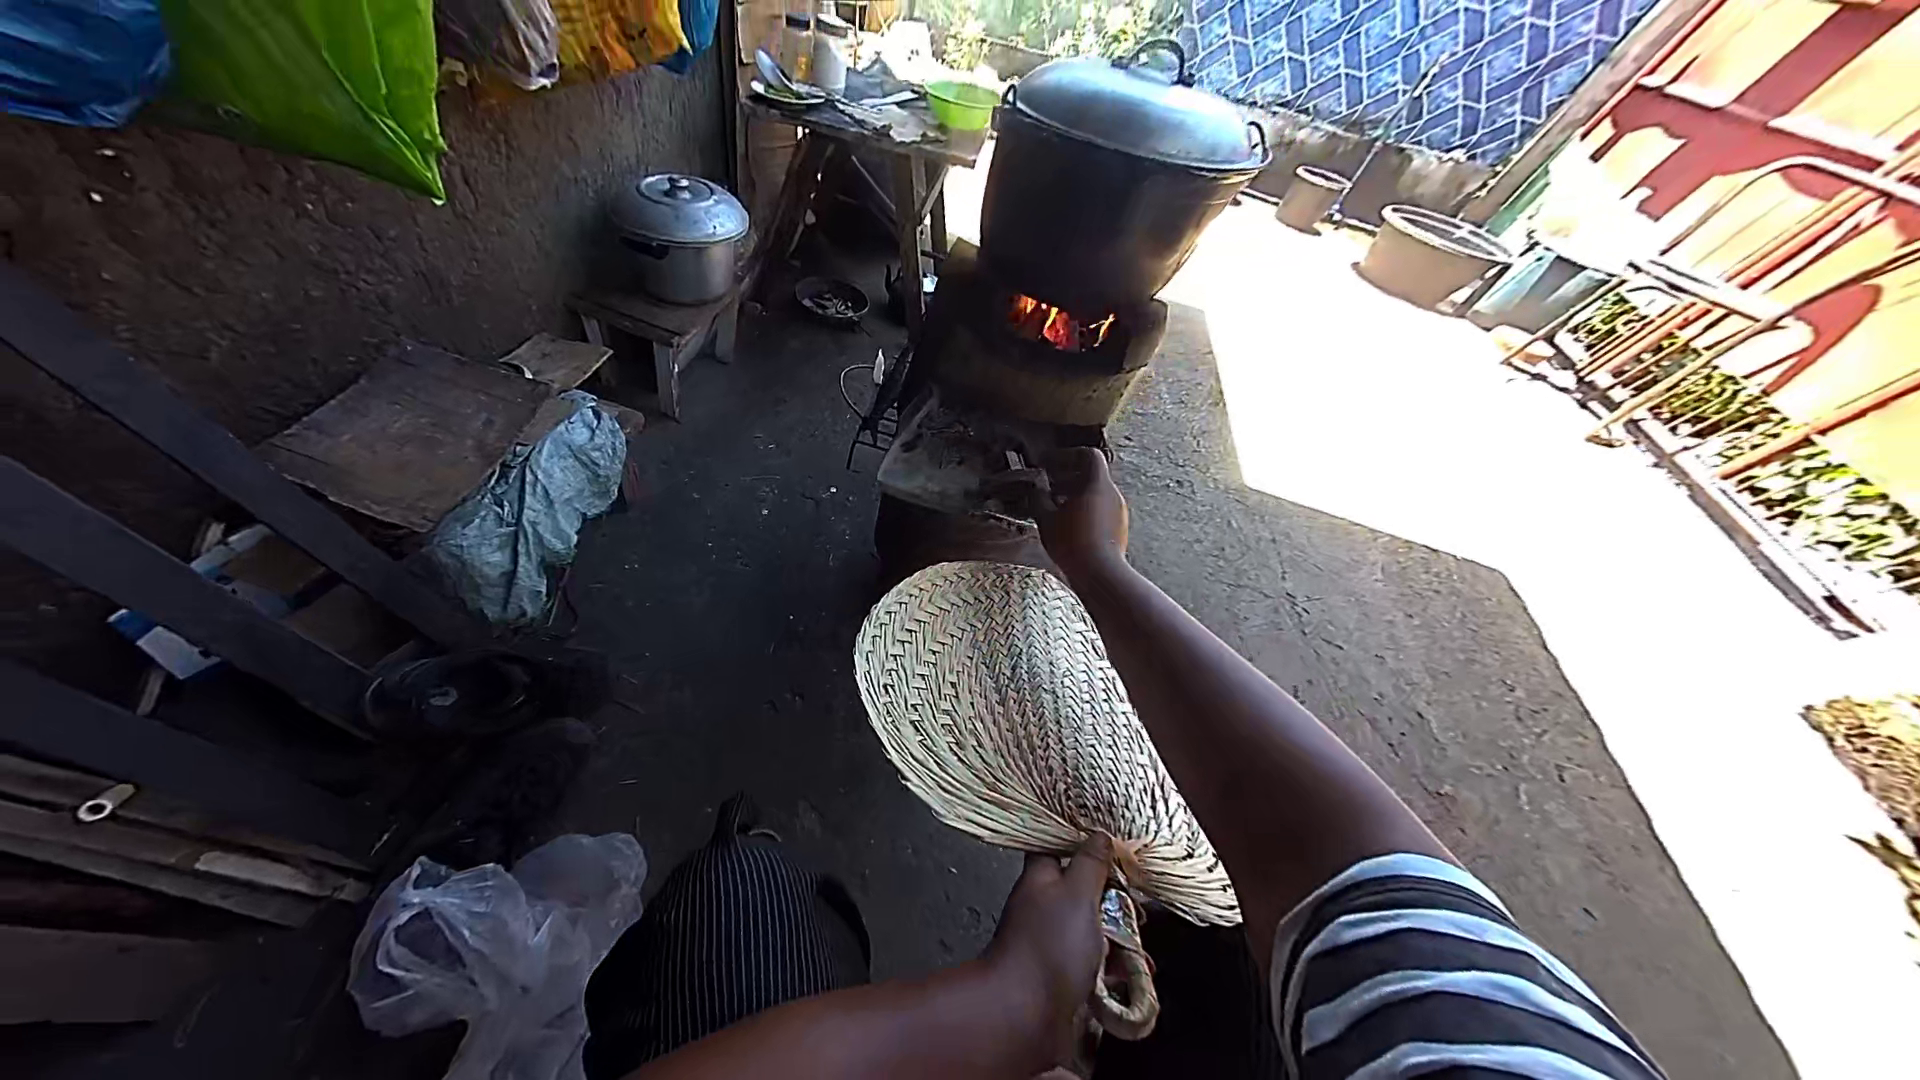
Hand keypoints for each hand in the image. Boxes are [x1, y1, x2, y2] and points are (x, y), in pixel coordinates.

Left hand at [983, 832, 1114, 1068]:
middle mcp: (1044, 906)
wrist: (1026, 1016)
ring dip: (1120, 938)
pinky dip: (1116, 968)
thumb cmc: (1049, 946)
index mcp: (1040, 877)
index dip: (1084, 845)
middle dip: (1114, 899)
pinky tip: (1133, 976)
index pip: (1059, 847)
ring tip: (1140, 951)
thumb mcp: (1077, 893)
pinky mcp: (1064, 975)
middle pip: (1083, 890)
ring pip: (1093, 928)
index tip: (1113, 849)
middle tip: (1135, 910)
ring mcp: (1053, 941)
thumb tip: (1100, 835)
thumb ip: (1090, 863)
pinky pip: (1095, 963)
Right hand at [1035, 448, 1127, 581]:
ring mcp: (1119, 512)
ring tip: (1054, 507)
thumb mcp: (1046, 518)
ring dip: (1075, 495)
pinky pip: (1101, 510)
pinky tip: (1067, 525)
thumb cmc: (1072, 543)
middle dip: (1067, 477)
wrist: (1100, 574)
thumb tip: (1035, 487)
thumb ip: (1038, 497)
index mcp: (1097, 484)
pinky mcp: (1119, 529)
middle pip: (1091, 474)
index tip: (1049, 464)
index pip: (1088, 455)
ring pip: (1096, 494)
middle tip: (1047, 486)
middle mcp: (1113, 494)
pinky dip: (1084, 510)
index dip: (1067, 455)